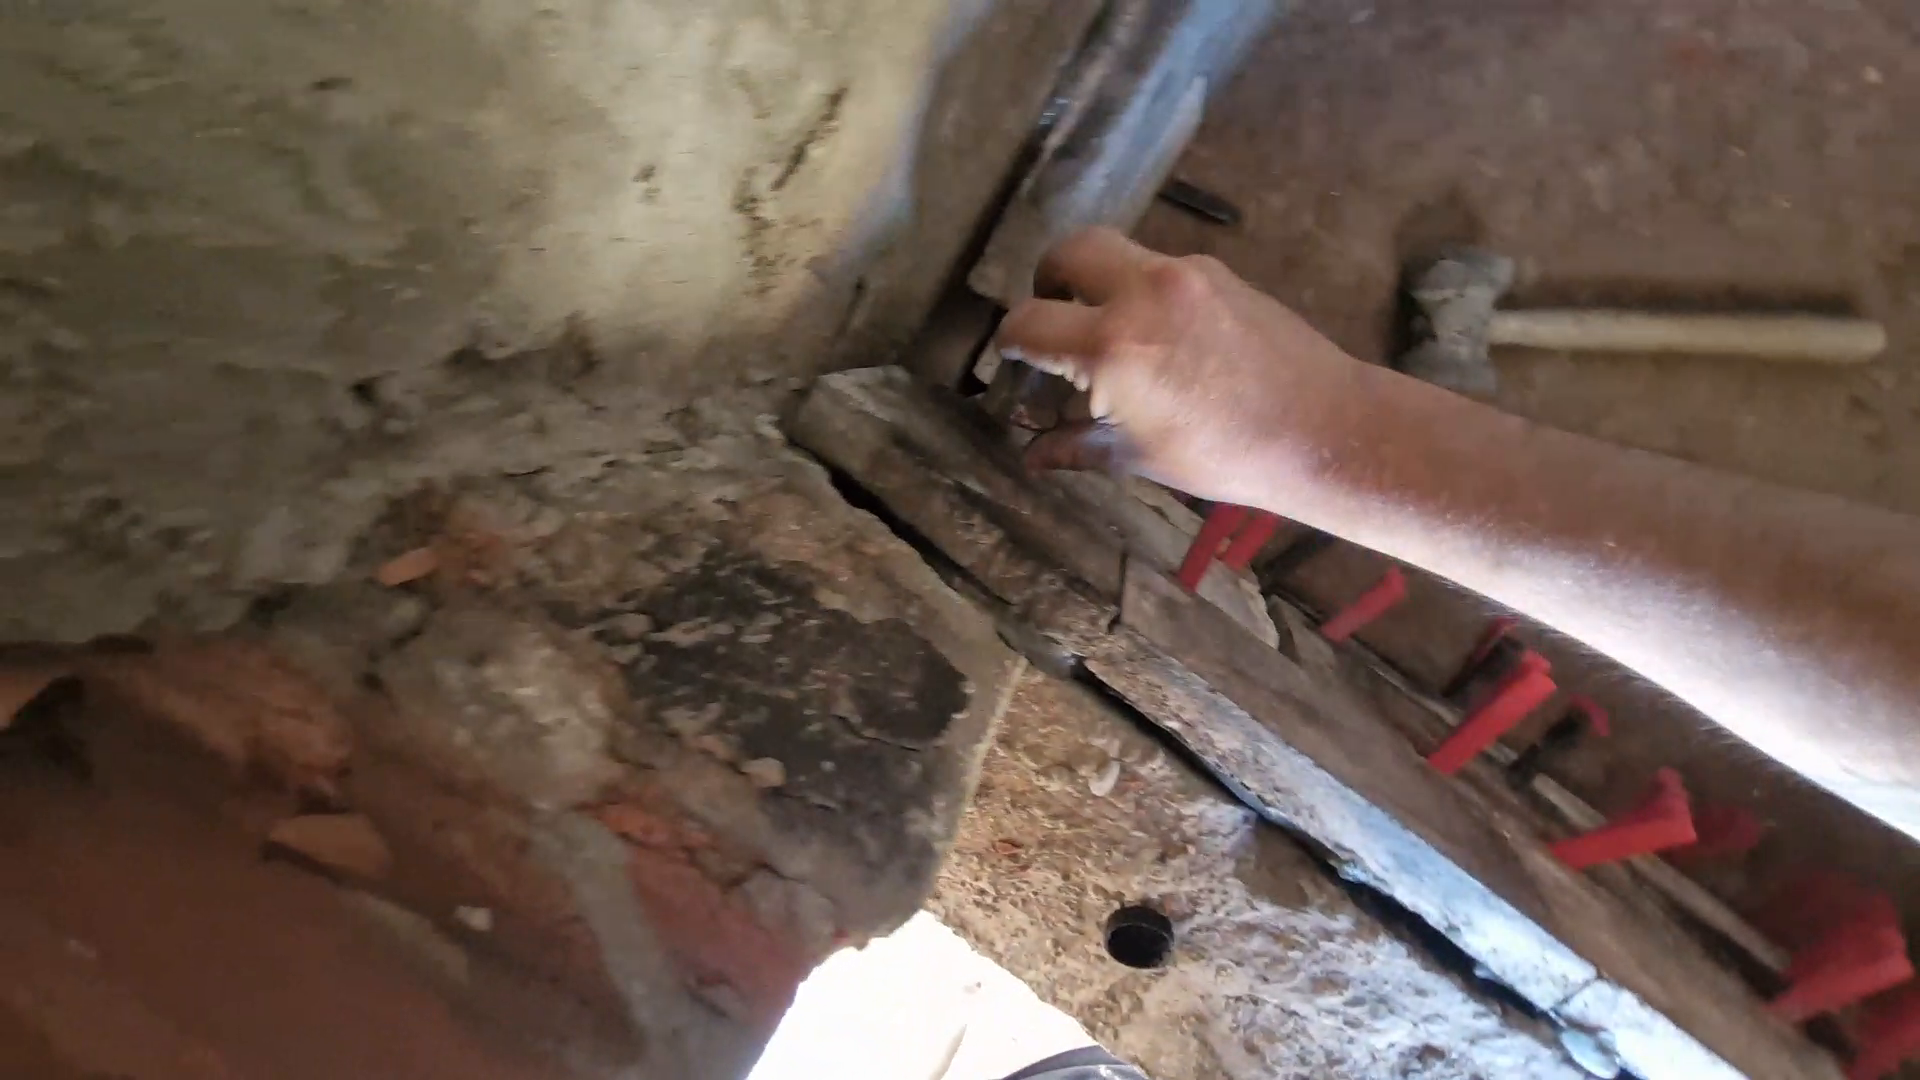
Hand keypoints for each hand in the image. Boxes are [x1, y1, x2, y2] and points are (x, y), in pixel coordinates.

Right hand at [994, 227, 1369, 506]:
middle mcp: (1140, 291)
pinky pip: (1155, 266)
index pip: (1027, 322)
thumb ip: (1073, 446)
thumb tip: (1029, 456)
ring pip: (1114, 251)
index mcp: (1111, 346)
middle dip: (1047, 283)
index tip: (1012, 360)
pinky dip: (1137, 291)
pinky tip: (1159, 338)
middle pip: (1066, 252)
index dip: (1008, 343)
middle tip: (1054, 322)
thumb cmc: (1219, 456)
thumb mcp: (1135, 458)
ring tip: (1108, 334)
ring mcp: (1183, 272)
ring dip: (1095, 283)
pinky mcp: (1216, 270)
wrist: (1321, 429)